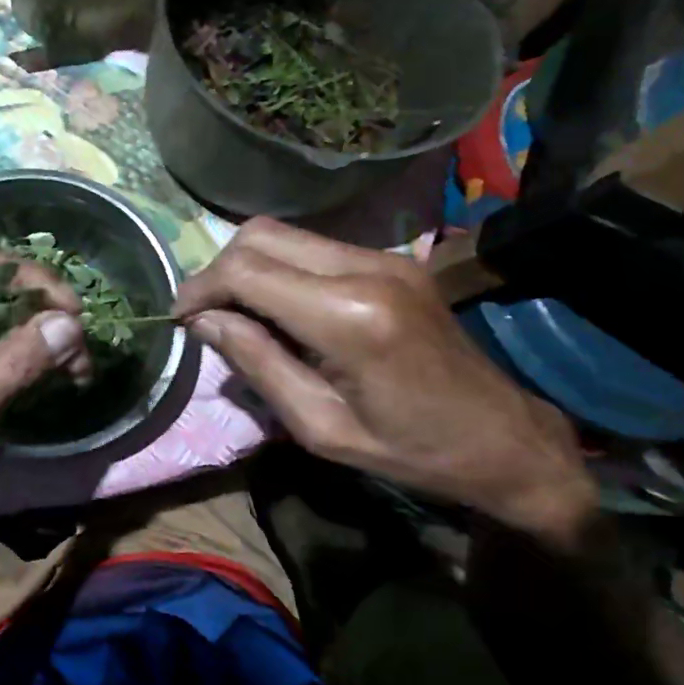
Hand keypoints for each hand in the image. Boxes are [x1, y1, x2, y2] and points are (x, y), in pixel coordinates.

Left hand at [0, 243, 88, 547]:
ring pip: (16, 315)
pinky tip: (73, 376)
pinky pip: (19, 346)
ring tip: (82, 367)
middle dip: (46, 307)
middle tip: (80, 340)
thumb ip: (12, 365)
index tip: (68, 309)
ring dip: (53, 333)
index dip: (27, 275)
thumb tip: (70, 321)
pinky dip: (48, 355)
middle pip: (1, 285)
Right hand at [174, 219, 595, 543]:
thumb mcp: (318, 426)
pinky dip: (277, 269)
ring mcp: (383, 258)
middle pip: (259, 235)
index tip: (180, 320)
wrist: (502, 438)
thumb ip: (256, 364)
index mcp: (350, 318)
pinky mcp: (390, 261)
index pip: (246, 271)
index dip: (200, 289)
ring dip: (246, 267)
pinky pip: (310, 248)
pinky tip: (278, 310)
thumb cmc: (409, 450)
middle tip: (205, 316)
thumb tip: (203, 321)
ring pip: (282, 234)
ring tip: (237, 314)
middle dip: (218, 271)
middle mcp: (367, 270)